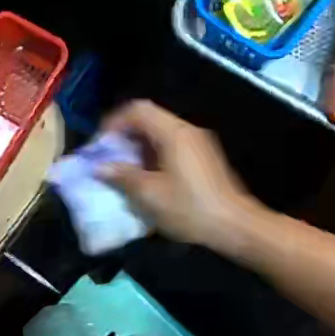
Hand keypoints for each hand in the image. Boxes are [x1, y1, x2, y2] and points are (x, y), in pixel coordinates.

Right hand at [98, 101, 265, 254]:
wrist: (235, 226)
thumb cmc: (190, 208)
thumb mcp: (150, 195)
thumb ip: (122, 176)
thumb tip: (101, 167)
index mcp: (174, 133)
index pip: (137, 110)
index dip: (113, 123)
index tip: (99, 146)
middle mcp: (188, 131)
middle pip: (150, 119)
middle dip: (125, 137)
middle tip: (109, 160)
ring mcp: (199, 144)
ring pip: (161, 135)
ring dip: (139, 149)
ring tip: (124, 173)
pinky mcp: (205, 160)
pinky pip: (173, 148)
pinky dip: (155, 157)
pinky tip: (147, 180)